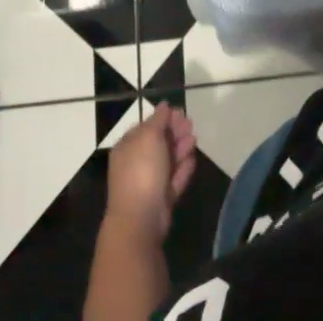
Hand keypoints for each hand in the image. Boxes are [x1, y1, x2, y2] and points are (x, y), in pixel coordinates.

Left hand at [104, 104, 197, 241]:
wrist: (141, 217)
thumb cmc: (142, 171)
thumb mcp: (149, 137)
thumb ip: (158, 120)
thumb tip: (163, 105)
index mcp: (127, 148)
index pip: (145, 127)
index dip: (162, 119)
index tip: (180, 112)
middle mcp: (136, 163)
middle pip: (157, 143)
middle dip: (174, 132)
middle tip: (190, 123)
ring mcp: (148, 182)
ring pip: (167, 160)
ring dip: (180, 148)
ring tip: (195, 138)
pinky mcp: (161, 198)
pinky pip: (173, 179)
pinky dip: (182, 168)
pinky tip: (193, 159)